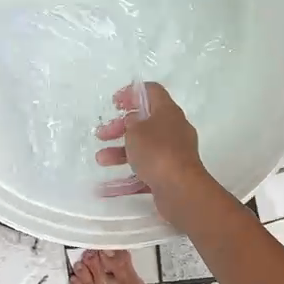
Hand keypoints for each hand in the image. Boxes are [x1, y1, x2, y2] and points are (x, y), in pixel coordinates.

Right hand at [94, 83, 207, 203]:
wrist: (181, 190)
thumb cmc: (157, 152)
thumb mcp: (136, 131)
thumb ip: (131, 123)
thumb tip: (134, 123)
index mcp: (168, 112)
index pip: (152, 92)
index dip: (132, 94)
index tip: (115, 103)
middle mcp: (174, 131)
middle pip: (145, 123)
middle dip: (120, 128)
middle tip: (101, 135)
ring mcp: (174, 154)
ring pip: (144, 149)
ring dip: (120, 153)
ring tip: (101, 161)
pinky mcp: (171, 175)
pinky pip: (146, 173)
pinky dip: (128, 179)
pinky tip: (106, 189)